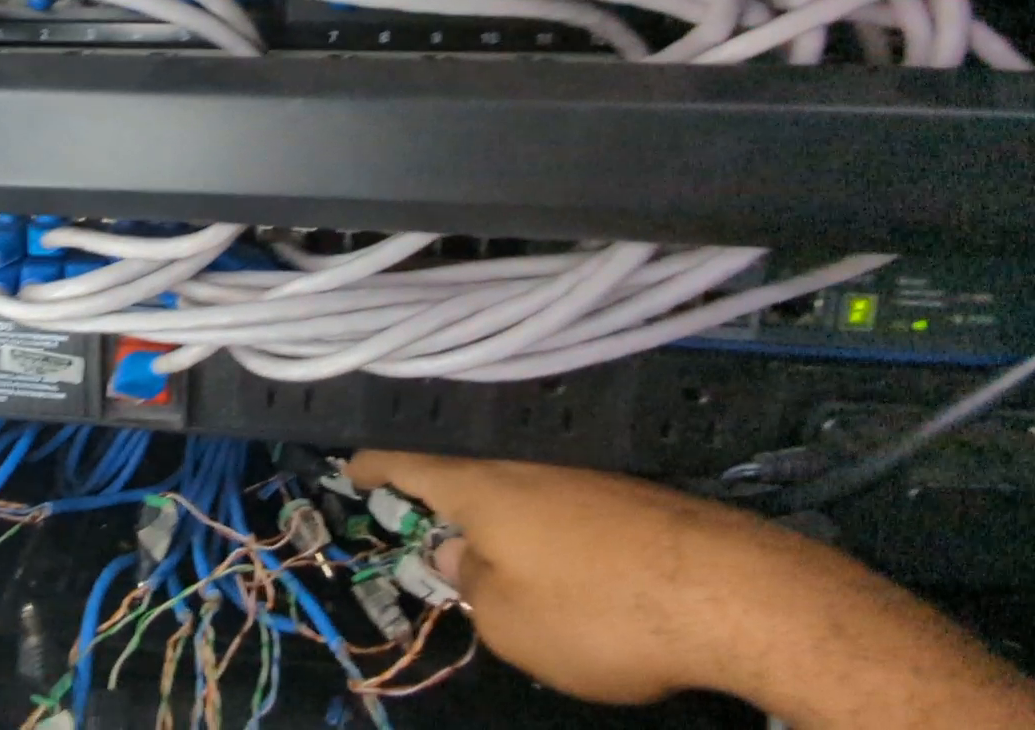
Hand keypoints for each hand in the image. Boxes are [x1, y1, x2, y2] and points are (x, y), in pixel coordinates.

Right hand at [345, 450, 1034, 726]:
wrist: (737, 592)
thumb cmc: (596, 609)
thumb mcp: (510, 621)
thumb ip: (469, 585)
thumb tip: (456, 554)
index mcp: (478, 488)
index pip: (407, 465)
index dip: (373, 467)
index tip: (350, 466)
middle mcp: (521, 469)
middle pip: (462, 479)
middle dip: (438, 504)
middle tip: (427, 535)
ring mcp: (576, 479)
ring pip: (515, 496)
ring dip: (495, 523)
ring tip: (497, 562)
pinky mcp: (624, 500)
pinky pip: (559, 510)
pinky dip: (543, 533)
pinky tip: (566, 568)